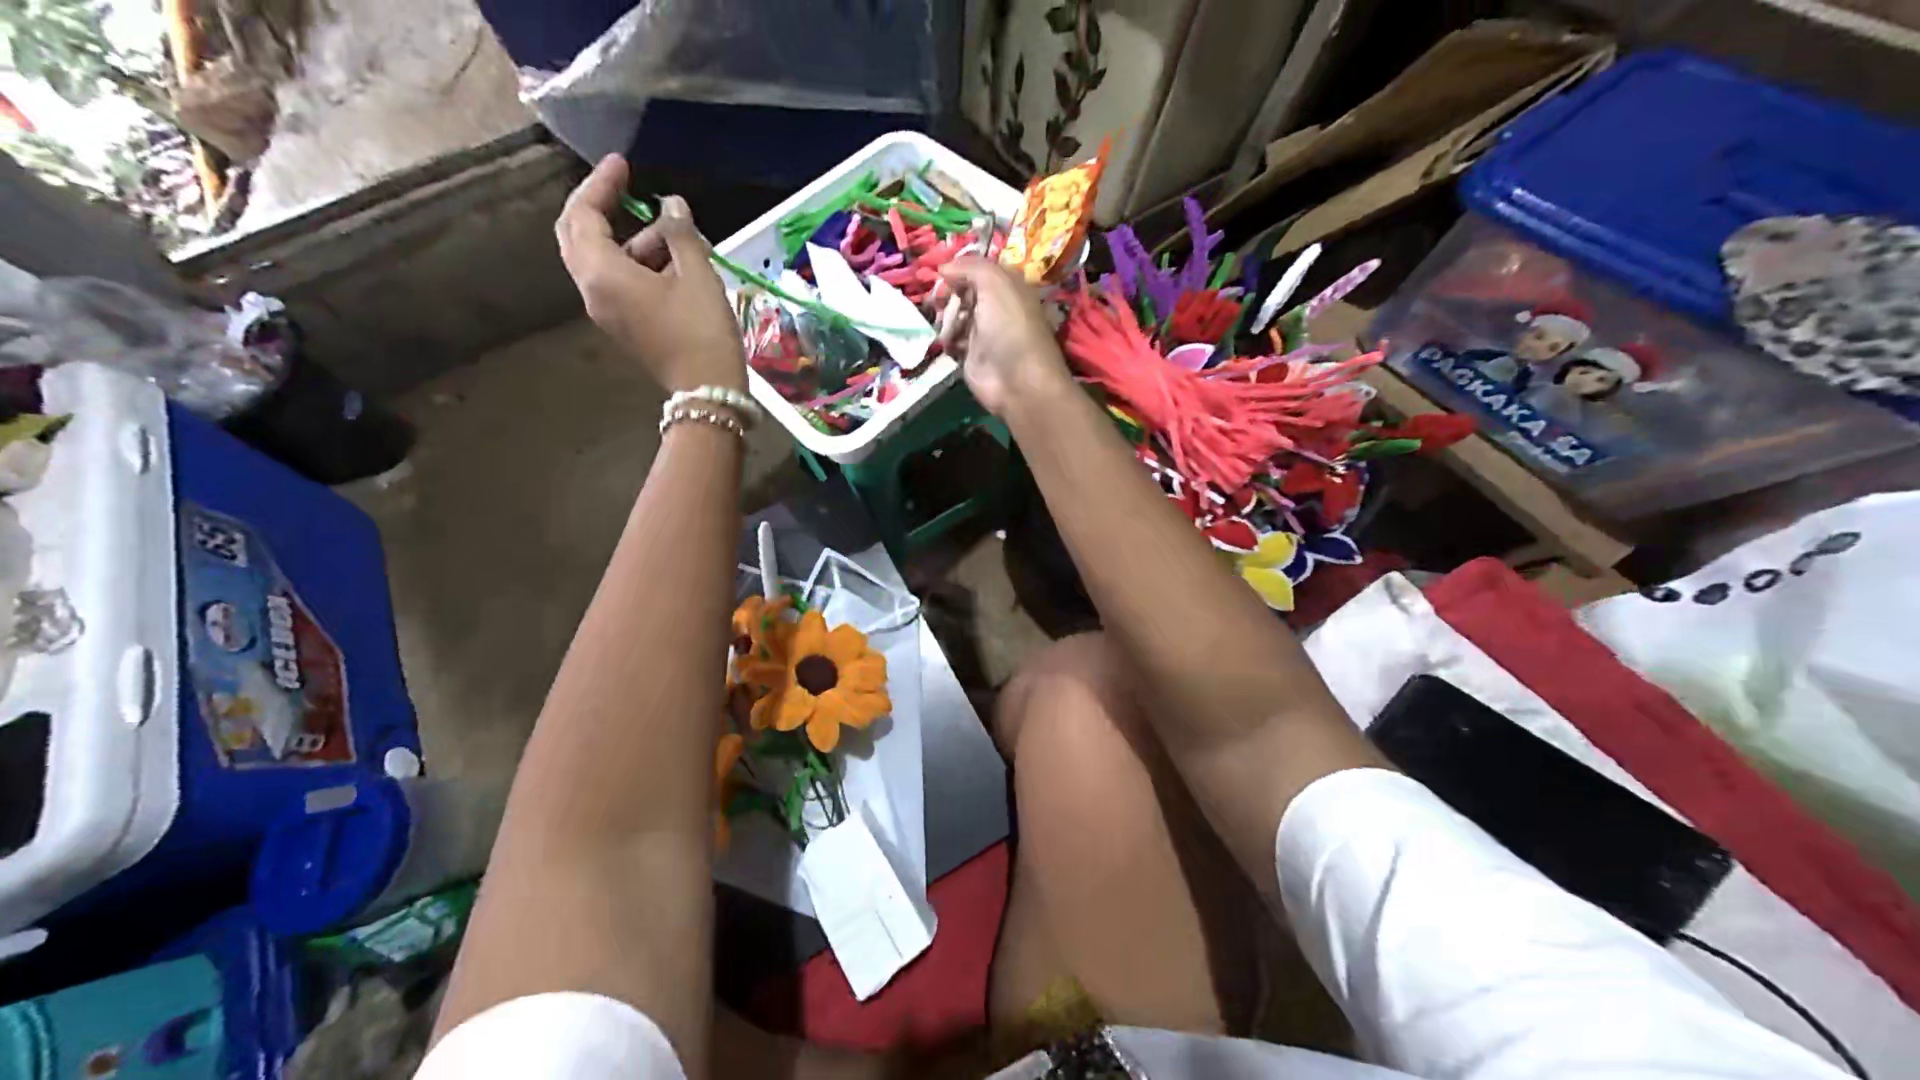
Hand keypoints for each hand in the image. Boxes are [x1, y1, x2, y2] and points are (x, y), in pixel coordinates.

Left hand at [556, 155, 745, 391]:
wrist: (708, 390)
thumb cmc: (702, 330)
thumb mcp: (696, 273)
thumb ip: (679, 232)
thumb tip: (671, 204)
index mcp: (601, 272)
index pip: (584, 214)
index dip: (601, 184)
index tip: (624, 165)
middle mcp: (592, 290)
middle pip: (578, 236)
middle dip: (600, 207)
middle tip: (627, 188)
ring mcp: (606, 311)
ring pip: (603, 260)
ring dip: (631, 239)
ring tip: (677, 235)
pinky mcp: (624, 325)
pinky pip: (617, 282)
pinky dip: (637, 263)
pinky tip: (673, 262)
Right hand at [936, 256, 1073, 417]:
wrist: (1016, 381)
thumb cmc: (1009, 327)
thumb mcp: (994, 283)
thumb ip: (969, 267)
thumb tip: (944, 268)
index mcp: (1006, 285)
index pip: (975, 269)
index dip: (957, 271)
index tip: (941, 276)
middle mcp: (994, 306)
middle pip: (960, 292)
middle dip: (947, 296)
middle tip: (939, 304)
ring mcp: (982, 331)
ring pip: (952, 316)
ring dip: (946, 320)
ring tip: (949, 331)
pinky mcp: (970, 354)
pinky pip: (950, 340)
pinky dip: (947, 341)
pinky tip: (951, 346)